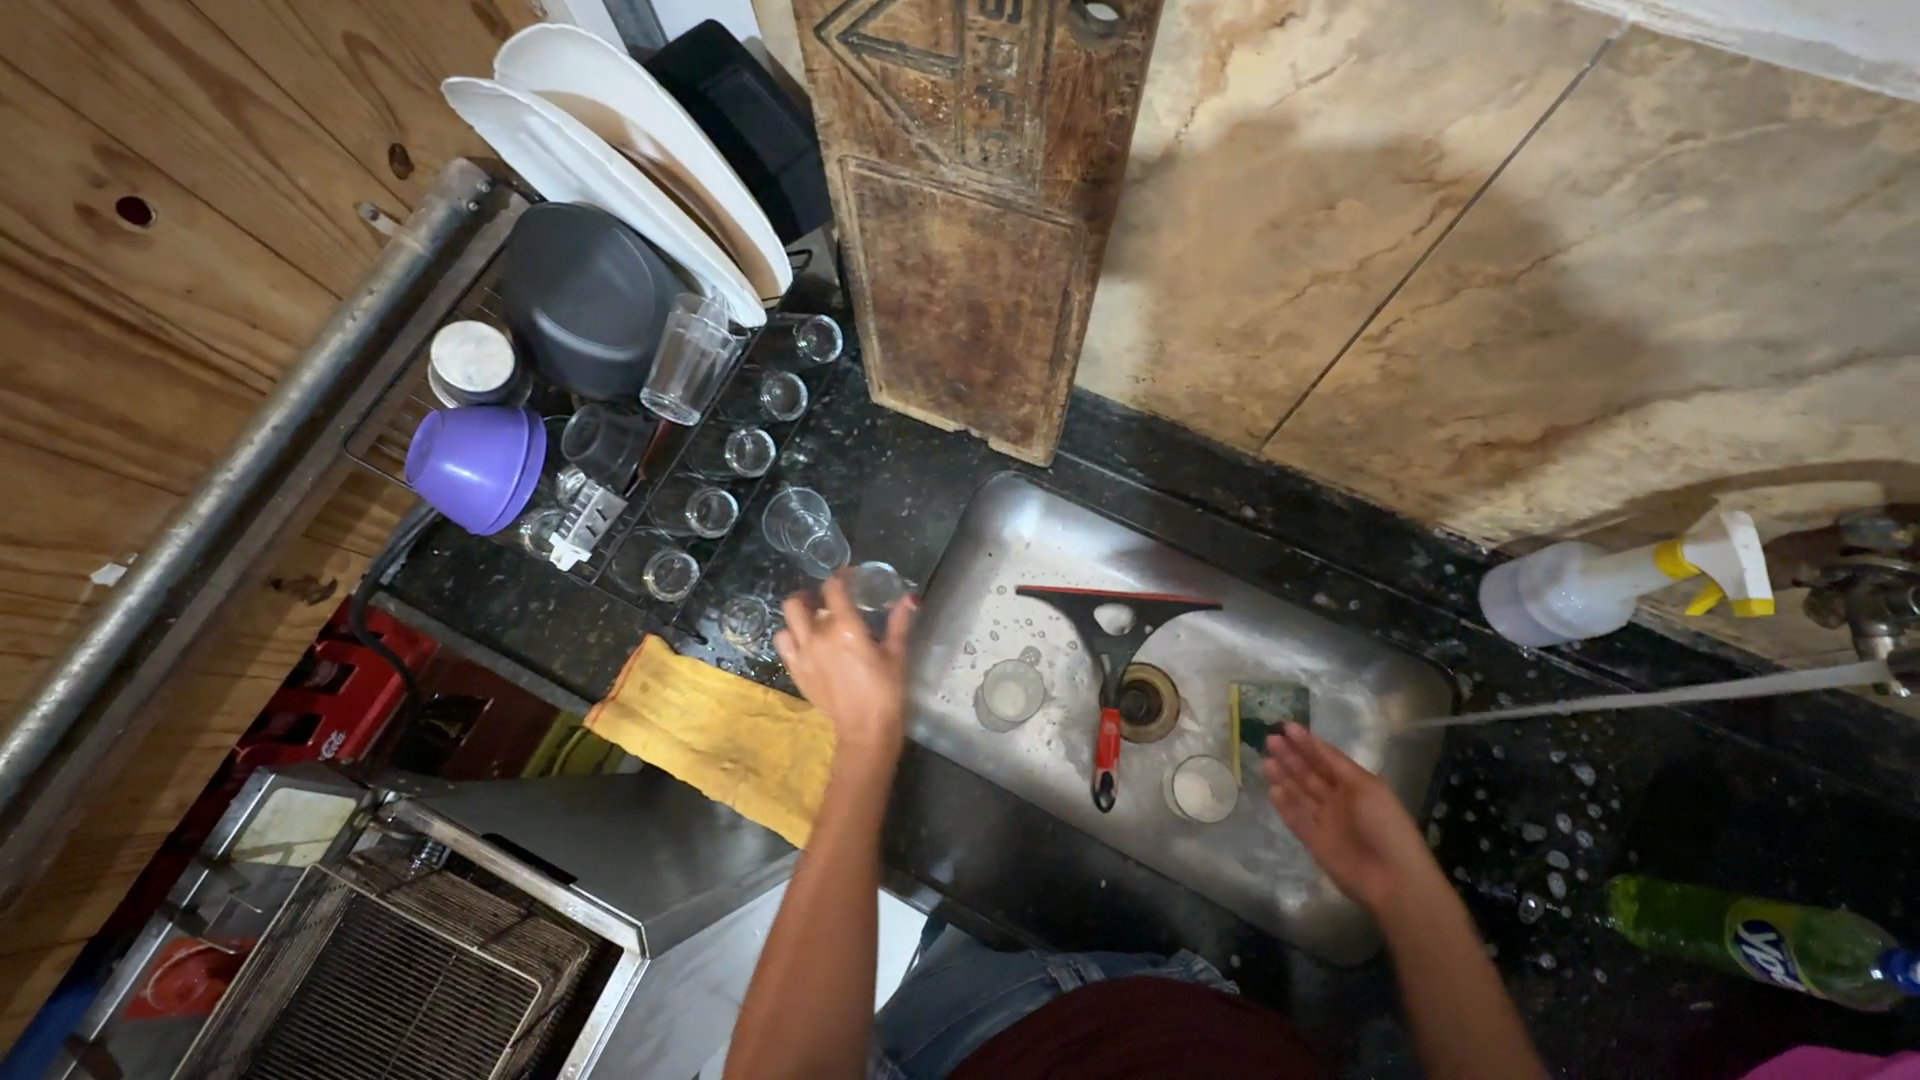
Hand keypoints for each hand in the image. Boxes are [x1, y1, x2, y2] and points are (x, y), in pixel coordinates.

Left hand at [774, 572, 915, 759]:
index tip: (851, 577)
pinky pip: (783, 645)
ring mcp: (803, 655)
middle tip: (826, 600)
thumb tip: (911, 597)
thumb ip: (900, 621)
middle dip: (811, 595)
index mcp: (845, 627)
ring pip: (788, 621)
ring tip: (814, 621)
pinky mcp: (796, 672)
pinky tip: (806, 642)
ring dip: (799, 616)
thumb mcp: (896, 653)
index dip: (841, 577)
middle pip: (799, 601)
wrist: (866, 730)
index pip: (833, 588)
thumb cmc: (886, 691)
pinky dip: (792, 637)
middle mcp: (818, 636)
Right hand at [1262, 724, 1445, 916]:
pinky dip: (1285, 804)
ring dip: (1284, 776)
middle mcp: (1339, 800)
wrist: (1392, 878)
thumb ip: (1338, 765)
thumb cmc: (1384, 825)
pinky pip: (1296, 818)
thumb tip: (1316, 744)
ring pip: (1300, 793)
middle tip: (1270, 739)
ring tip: (1266, 760)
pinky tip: (1272, 789)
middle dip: (1292, 756)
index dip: (1308, 743)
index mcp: (1356, 785)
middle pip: (1311, 773)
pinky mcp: (1315, 841)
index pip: (1328, 759)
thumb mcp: (1367, 787)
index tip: (1287, 726)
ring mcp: (1326, 821)